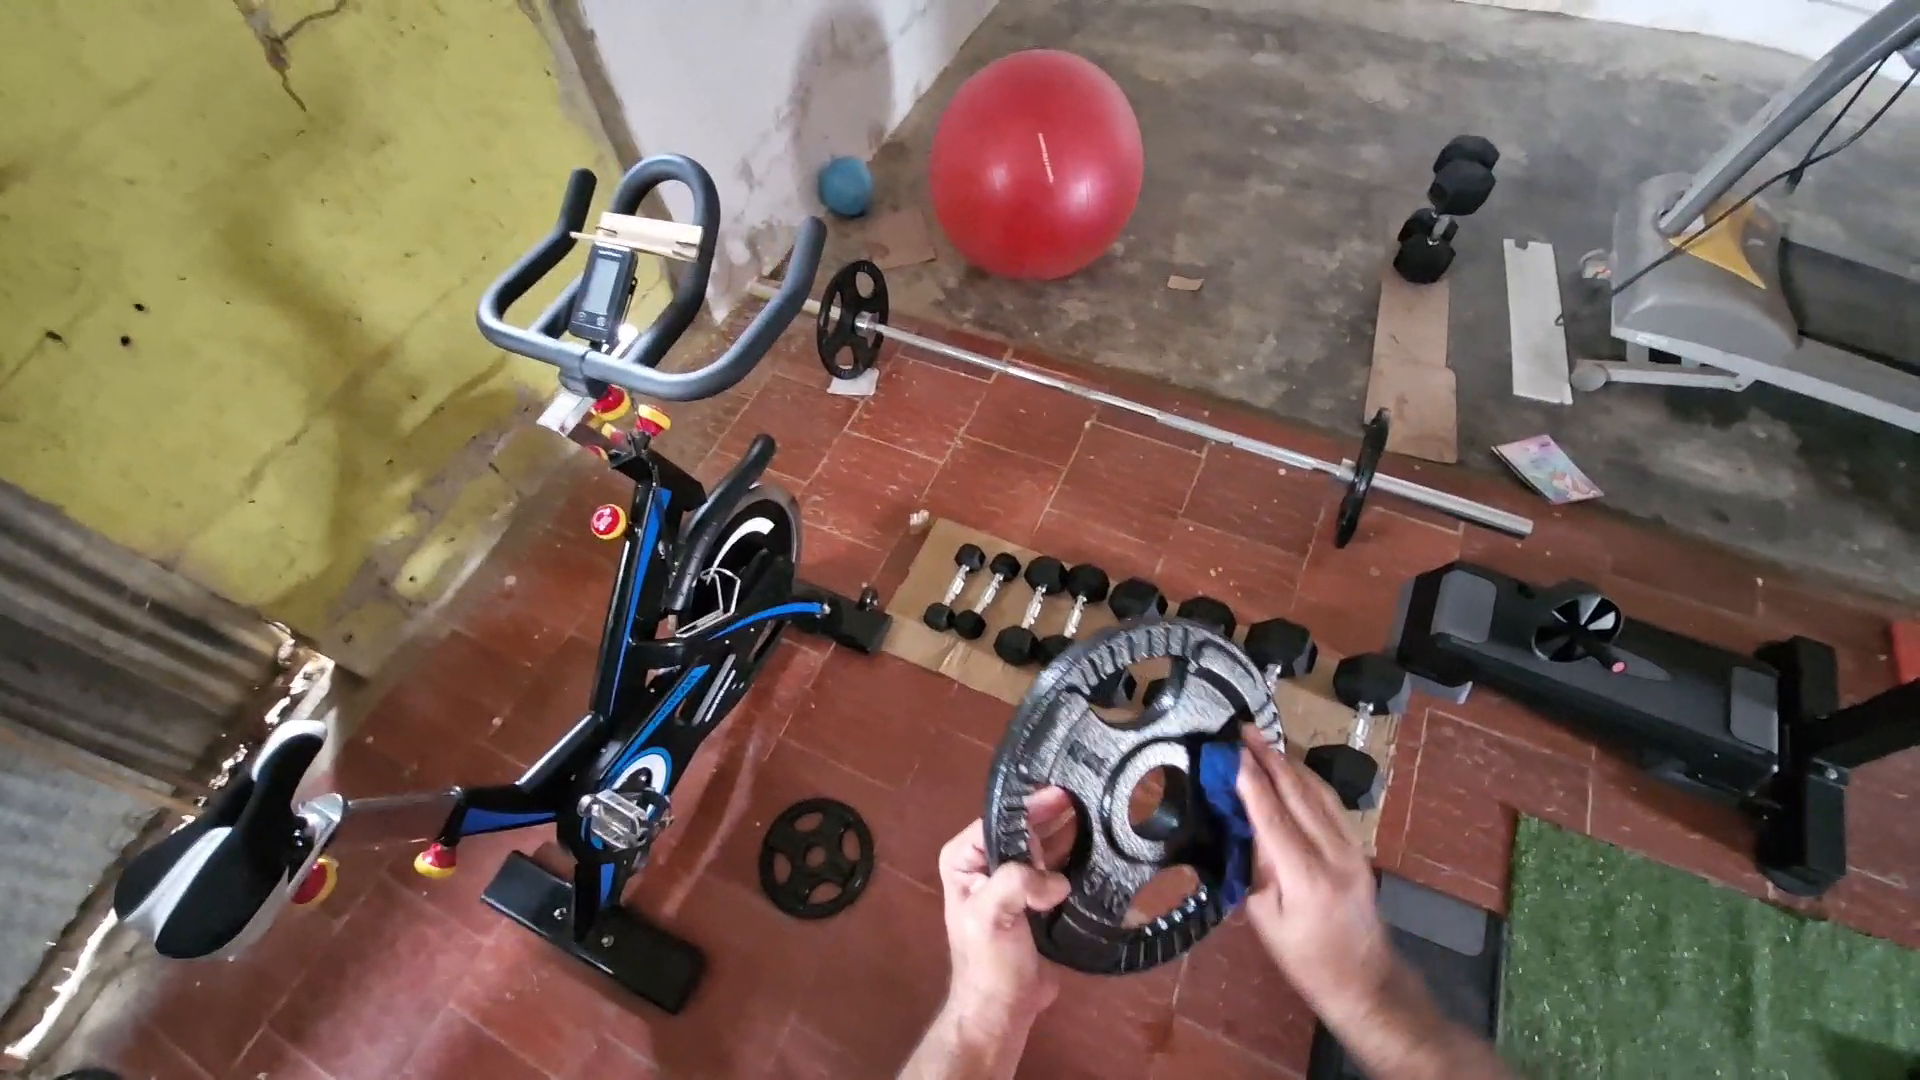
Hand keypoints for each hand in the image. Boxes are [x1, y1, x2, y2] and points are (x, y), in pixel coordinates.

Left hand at [934, 787, 1075, 1026]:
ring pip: (1041, 843)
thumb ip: (1017, 882)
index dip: (1029, 808)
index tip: (1062, 792)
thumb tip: (1058, 880)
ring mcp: (1012, 878)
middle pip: (1023, 827)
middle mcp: (986, 860)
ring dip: (1066, 831)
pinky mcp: (1036, 896)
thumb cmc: (988, 962)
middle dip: (1051, 812)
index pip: (998, 820)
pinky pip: (1055, 866)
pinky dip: (1073, 856)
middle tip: (1085, 794)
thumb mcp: (991, 915)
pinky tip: (1097, 845)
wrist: (1004, 1009)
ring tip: (1097, 811)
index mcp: (964, 858)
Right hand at [1235, 731, 1394, 1021]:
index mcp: (1305, 876)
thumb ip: (1256, 863)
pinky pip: (1330, 803)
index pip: (1272, 815)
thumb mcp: (1264, 916)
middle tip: (1245, 730)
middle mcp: (1334, 854)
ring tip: (1262, 741)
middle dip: (1269, 758)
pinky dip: (1306, 779)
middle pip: (1298, 793)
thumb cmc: (1303, 958)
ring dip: (1288, 763)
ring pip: (1318, 791)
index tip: (1232, 750)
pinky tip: (1290, 768)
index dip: (1251, 780)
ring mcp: (1352, 848)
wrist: (1364, 981)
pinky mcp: (1359, 848)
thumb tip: (1242, 819)